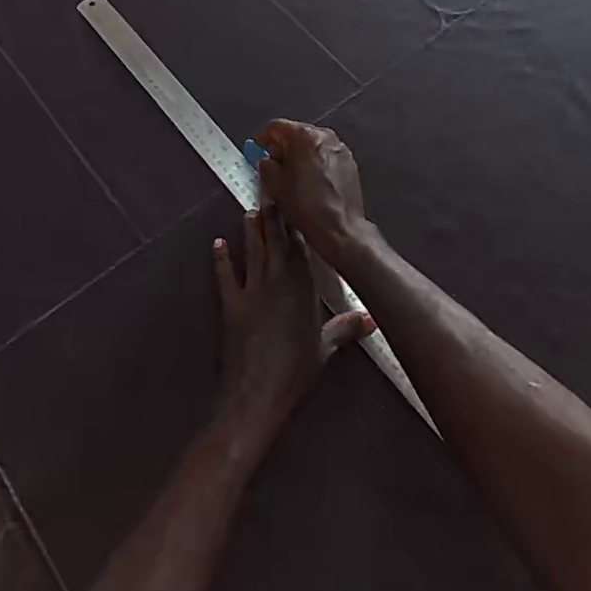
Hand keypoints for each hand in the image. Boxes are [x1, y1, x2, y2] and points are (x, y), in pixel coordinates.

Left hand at [213, 206, 372, 438]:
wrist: (258, 394)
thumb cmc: (298, 372)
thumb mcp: (326, 349)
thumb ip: (345, 329)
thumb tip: (372, 318)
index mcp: (303, 288)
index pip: (301, 249)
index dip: (298, 227)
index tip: (296, 207)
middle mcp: (278, 281)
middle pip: (276, 242)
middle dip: (273, 218)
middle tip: (271, 195)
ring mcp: (252, 291)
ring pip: (253, 252)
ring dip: (251, 231)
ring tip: (250, 211)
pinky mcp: (230, 304)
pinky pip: (225, 275)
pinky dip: (221, 259)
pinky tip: (218, 243)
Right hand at [254, 120, 367, 257]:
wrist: (339, 227)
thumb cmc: (303, 204)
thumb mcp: (274, 184)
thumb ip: (266, 164)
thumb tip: (268, 159)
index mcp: (304, 137)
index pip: (277, 126)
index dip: (263, 136)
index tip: (257, 146)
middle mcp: (325, 136)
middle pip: (297, 132)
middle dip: (283, 145)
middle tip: (272, 161)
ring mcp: (340, 148)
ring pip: (313, 144)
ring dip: (300, 153)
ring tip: (292, 172)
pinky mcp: (350, 162)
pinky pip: (326, 155)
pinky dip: (315, 161)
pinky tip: (310, 179)